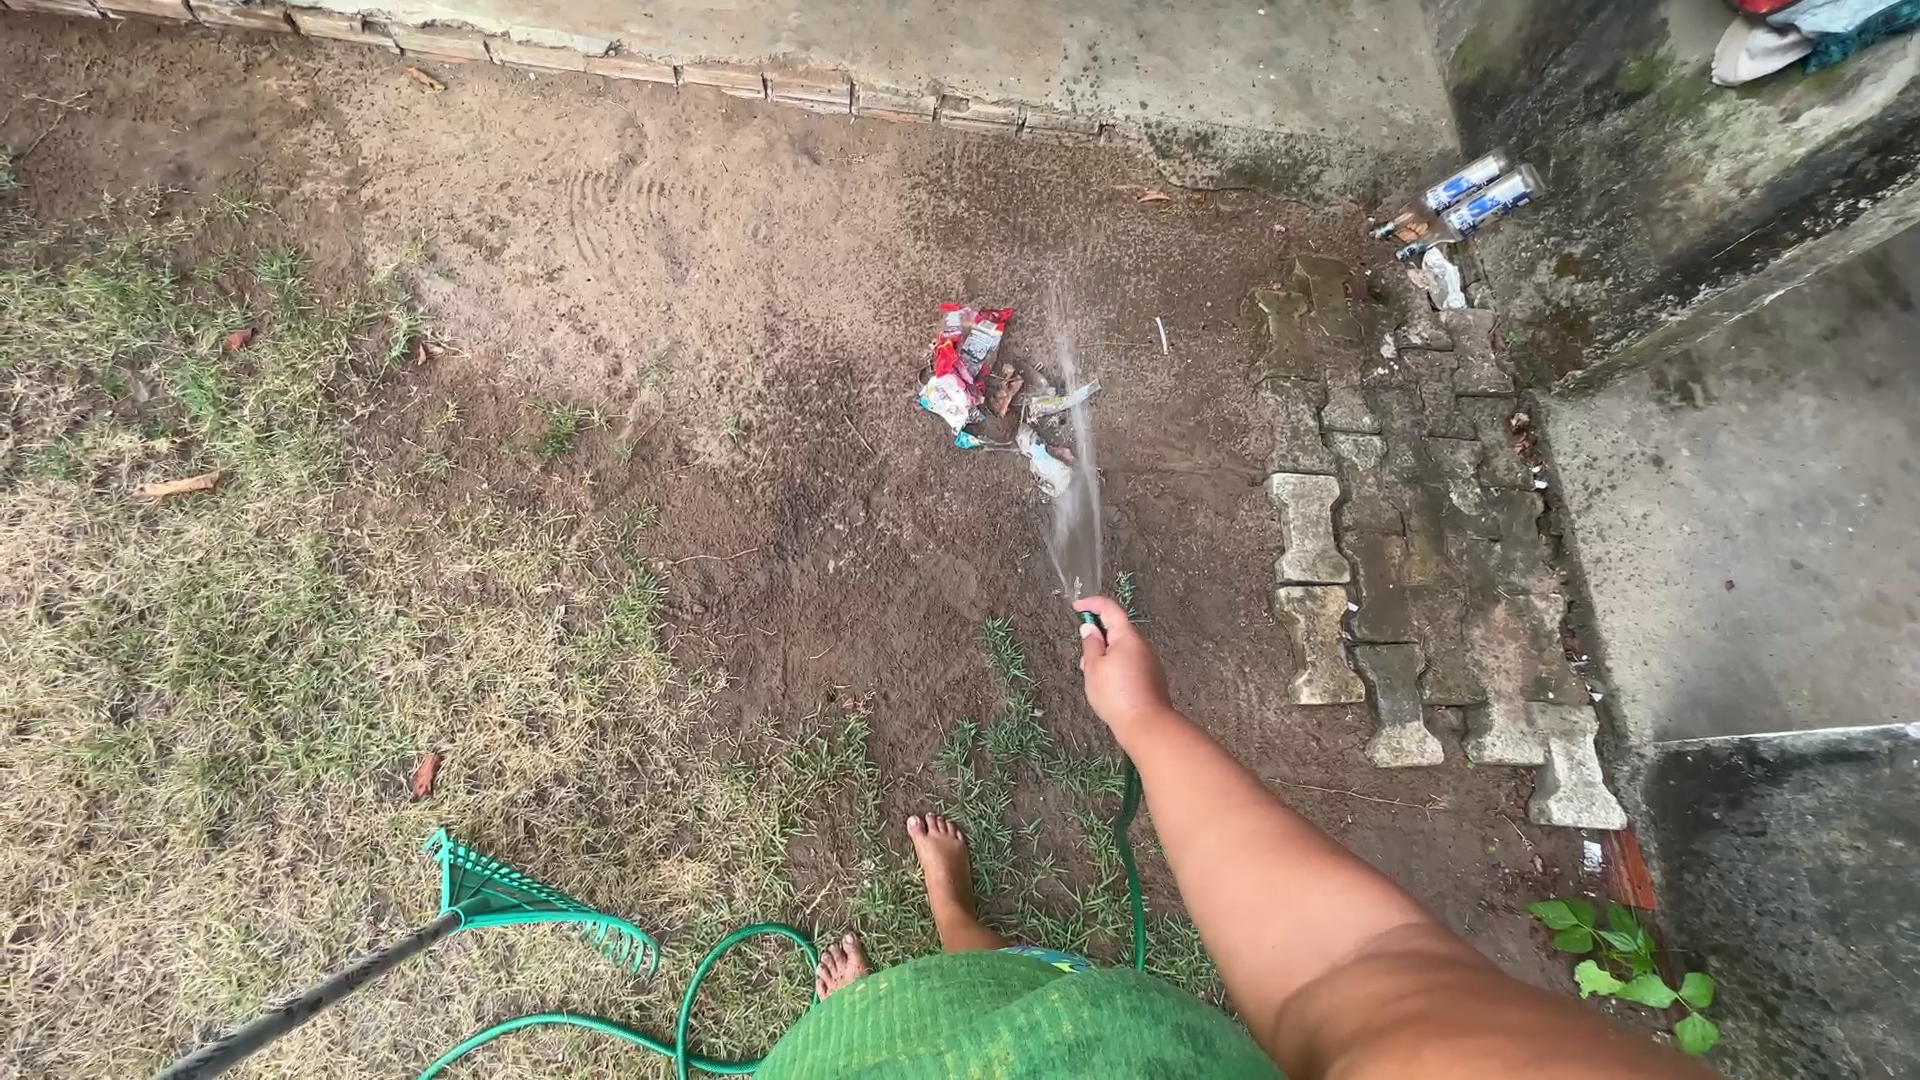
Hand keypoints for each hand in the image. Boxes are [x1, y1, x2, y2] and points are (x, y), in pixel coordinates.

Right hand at [1074, 595, 1173, 734]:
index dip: (1092, 604)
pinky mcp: (1151, 676)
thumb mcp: (1093, 667)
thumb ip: (1091, 644)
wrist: (1146, 724)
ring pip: (1122, 647)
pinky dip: (1115, 665)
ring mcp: (1149, 661)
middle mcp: (1142, 644)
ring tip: (1093, 675)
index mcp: (1127, 636)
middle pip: (1117, 629)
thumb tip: (1090, 628)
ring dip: (1105, 653)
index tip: (1077, 607)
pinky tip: (1107, 685)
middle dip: (1098, 636)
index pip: (1110, 609)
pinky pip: (1129, 661)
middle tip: (1084, 655)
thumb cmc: (1116, 694)